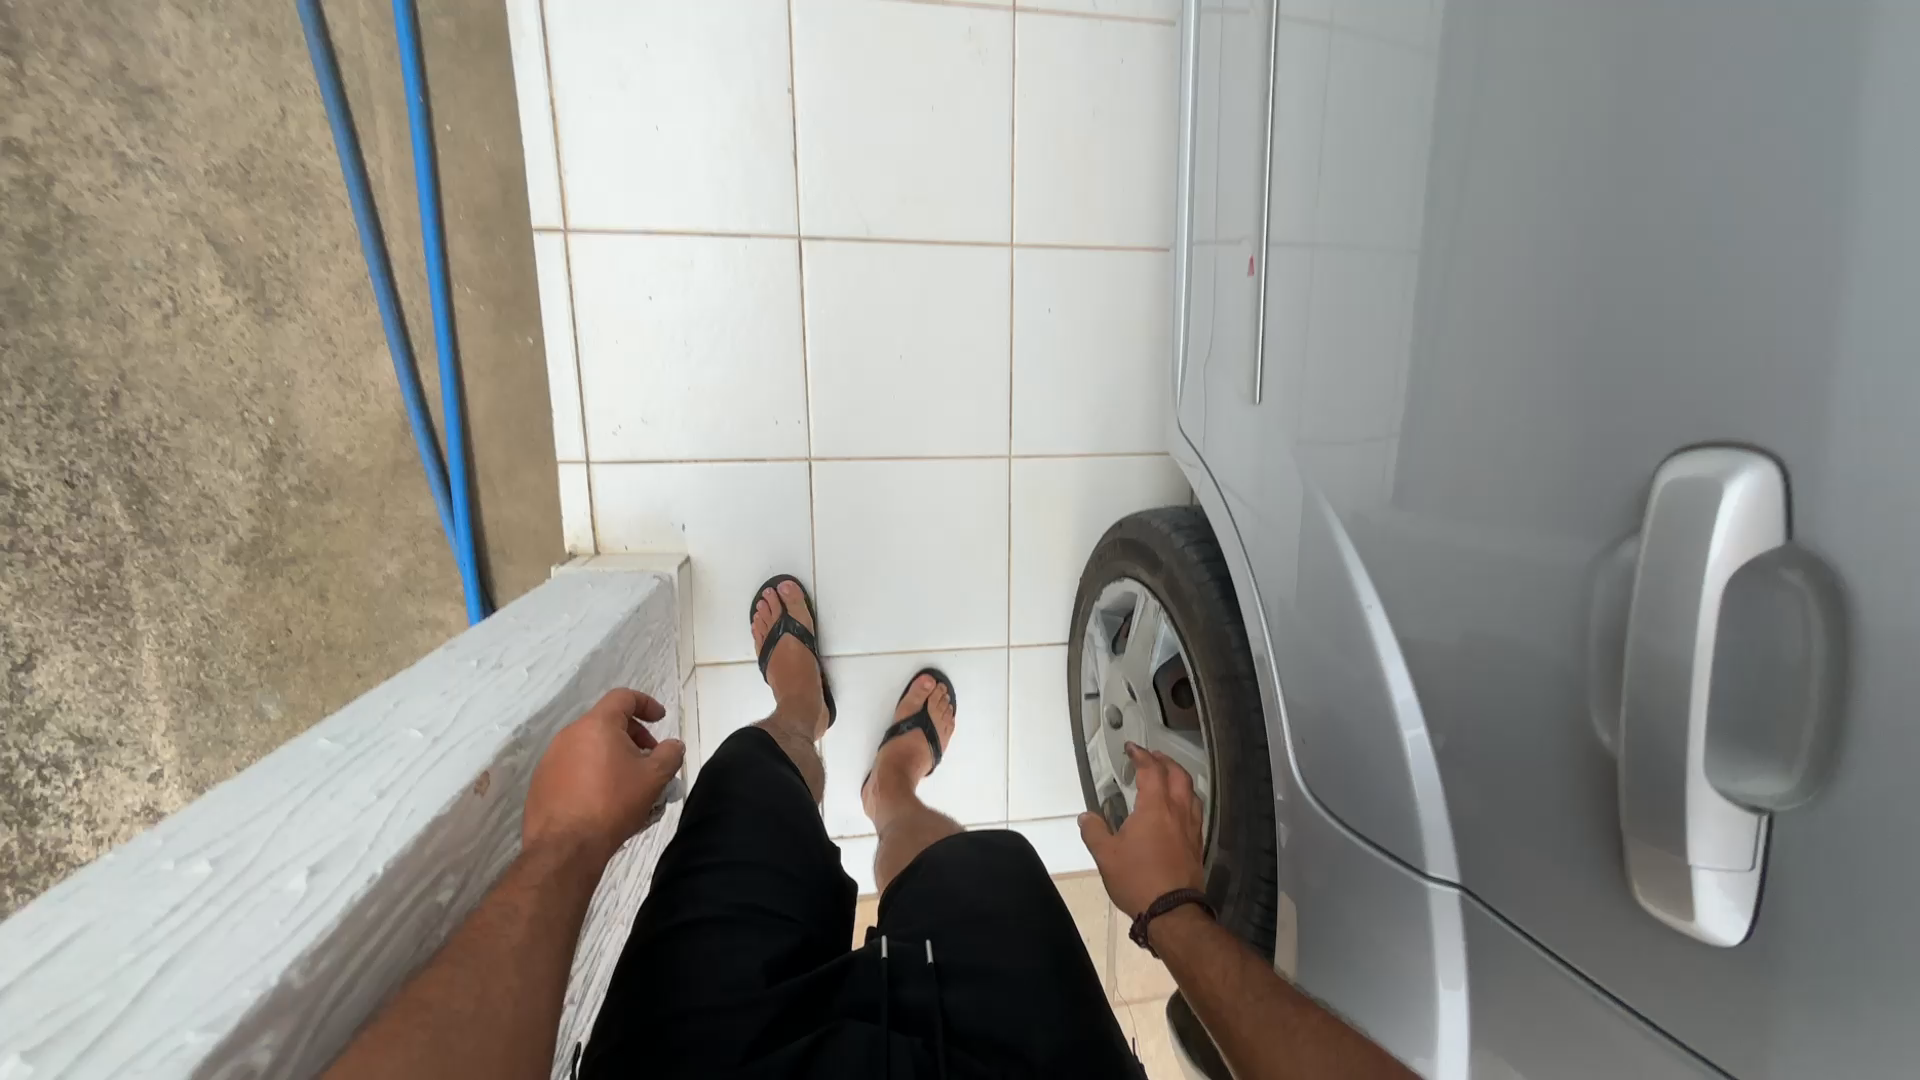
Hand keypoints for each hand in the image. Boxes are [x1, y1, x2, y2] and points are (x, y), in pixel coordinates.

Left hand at [523, 688, 684, 864]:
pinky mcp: (540, 782)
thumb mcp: (654, 777)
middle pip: (606, 721)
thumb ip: (670, 754)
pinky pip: (573, 765)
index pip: (623, 697)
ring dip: (612, 754)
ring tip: (628, 780)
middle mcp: (569, 735)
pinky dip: (592, 771)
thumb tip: (673, 746)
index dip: (646, 703)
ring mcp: (550, 758)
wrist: (564, 849)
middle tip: (648, 758)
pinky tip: (603, 797)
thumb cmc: (613, 803)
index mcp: (597, 725)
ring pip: (589, 745)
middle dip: (633, 734)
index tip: (660, 719)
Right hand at [1079, 742, 1205, 916]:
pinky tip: (1179, 809)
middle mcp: (1176, 812)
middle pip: (1178, 775)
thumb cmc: (1138, 880)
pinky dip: (1187, 799)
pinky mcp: (1197, 845)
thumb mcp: (1105, 856)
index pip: (1151, 770)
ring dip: (1180, 778)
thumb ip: (1094, 831)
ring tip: (1168, 777)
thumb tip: (1086, 816)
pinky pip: (1196, 812)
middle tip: (1152, 756)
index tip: (1132, 748)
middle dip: (1164, 761)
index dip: (1141, 755)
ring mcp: (1191, 829)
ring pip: (1191, 792)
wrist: (1173, 913)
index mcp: (1154, 808)